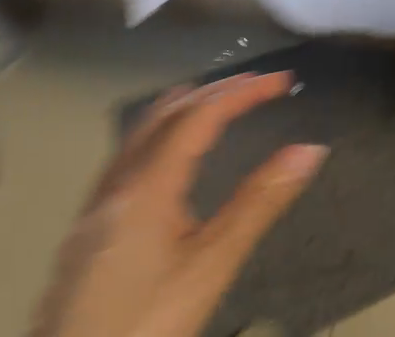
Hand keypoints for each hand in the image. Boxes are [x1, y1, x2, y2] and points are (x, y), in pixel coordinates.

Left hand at [29, 72, 327, 336]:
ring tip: (215, 100)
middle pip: (163, 117)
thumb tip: (310, 149)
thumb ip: (259, 203)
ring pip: (136, 137)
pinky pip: (124, 159)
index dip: (243, 92)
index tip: (284, 81)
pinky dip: (157, 134)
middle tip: (258, 84)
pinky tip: (166, 156)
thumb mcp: (213, 265)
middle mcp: (114, 189)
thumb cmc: (149, 320)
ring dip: (181, 109)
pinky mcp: (84, 235)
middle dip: (214, 92)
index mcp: (146, 189)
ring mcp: (92, 212)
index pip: (198, 118)